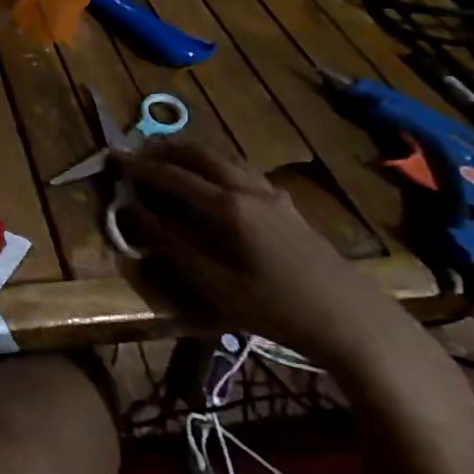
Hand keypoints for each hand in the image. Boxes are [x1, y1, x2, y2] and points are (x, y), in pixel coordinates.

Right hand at [113, 140, 414, 364]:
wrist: (359, 325)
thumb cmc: (279, 308)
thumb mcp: (217, 284)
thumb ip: (174, 246)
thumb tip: (138, 216)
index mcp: (230, 208)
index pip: (175, 177)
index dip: (141, 167)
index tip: (114, 156)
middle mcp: (253, 193)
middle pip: (206, 158)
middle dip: (170, 149)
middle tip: (141, 148)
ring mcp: (277, 200)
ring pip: (229, 163)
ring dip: (197, 156)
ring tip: (173, 158)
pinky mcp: (292, 212)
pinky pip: (246, 176)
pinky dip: (220, 170)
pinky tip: (217, 183)